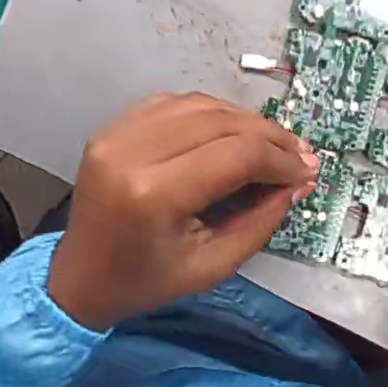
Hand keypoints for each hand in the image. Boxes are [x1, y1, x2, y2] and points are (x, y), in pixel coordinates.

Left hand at [48, 93, 318, 329]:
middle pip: (221, 121)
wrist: (80, 277)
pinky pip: (172, 105)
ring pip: (198, 104)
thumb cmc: (146, 282)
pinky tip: (228, 134)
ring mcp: (115, 134)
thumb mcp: (212, 266)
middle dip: (269, 136)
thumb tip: (299, 180)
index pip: (236, 154)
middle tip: (298, 156)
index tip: (306, 171)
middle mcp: (131, 151)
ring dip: (242, 120)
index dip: (280, 159)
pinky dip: (208, 115)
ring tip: (270, 145)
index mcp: (153, 194)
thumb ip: (260, 222)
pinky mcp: (110, 129)